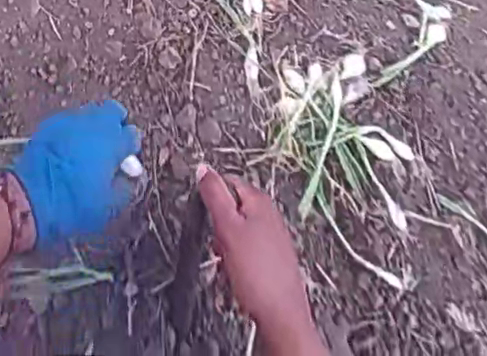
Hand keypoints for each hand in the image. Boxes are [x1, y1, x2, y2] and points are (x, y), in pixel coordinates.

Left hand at [9, 100, 140, 248]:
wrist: (32, 197)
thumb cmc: (75, 204)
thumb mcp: (110, 206)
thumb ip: (127, 186)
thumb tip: (131, 175)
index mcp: (113, 141)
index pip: (132, 134)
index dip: (131, 148)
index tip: (126, 161)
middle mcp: (94, 122)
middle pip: (113, 111)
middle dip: (116, 125)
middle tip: (111, 147)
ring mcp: (71, 119)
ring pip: (91, 113)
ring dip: (94, 126)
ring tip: (88, 149)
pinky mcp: (51, 122)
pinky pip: (70, 120)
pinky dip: (74, 130)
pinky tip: (68, 149)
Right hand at [195, 165, 323, 354]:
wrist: (282, 319)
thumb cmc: (256, 273)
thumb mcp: (227, 227)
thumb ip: (214, 194)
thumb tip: (203, 167)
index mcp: (259, 200)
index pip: (226, 182)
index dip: (212, 200)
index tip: (210, 220)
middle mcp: (270, 215)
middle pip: (231, 209)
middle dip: (220, 227)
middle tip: (221, 246)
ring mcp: (274, 238)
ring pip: (238, 232)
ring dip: (227, 247)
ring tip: (229, 265)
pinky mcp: (274, 260)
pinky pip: (248, 252)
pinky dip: (239, 261)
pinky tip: (239, 276)